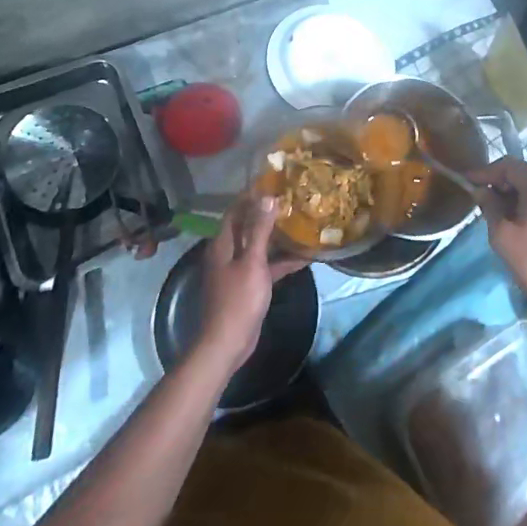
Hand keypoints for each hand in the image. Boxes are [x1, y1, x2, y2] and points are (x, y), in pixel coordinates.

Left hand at [195, 195, 304, 371]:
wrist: (228, 342)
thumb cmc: (239, 299)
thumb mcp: (252, 261)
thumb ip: (260, 230)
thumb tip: (267, 197)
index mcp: (222, 244)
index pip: (234, 211)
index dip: (250, 197)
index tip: (272, 183)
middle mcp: (227, 254)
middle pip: (246, 227)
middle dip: (266, 214)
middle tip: (291, 201)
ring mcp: (237, 271)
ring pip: (258, 247)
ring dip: (276, 237)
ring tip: (300, 223)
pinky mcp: (248, 286)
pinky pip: (265, 267)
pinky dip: (281, 262)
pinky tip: (304, 259)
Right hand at [468, 157, 526, 328]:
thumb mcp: (504, 237)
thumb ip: (490, 208)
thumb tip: (482, 192)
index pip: (508, 166)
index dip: (484, 171)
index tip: (466, 180)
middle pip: (523, 175)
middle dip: (499, 184)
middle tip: (478, 199)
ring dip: (513, 197)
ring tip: (494, 214)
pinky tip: (516, 225)